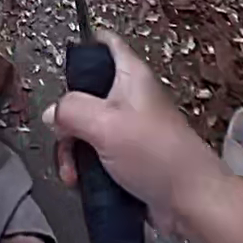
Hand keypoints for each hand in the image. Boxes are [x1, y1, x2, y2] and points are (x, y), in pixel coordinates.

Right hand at [45, 30, 226, 229]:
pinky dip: (85, 168)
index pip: (106, 44)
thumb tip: (53, 111)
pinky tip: (83, 185)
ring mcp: (129, 127)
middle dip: (68, 120)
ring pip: (87, 128)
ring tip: (74, 174)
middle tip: (66, 140)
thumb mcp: (106, 124)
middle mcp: (130, 97)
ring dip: (73, 151)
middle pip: (86, 94)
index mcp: (131, 75)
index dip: (85, 47)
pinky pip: (96, 154)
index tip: (64, 68)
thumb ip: (72, 110)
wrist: (188, 198)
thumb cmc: (157, 153)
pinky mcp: (128, 155)